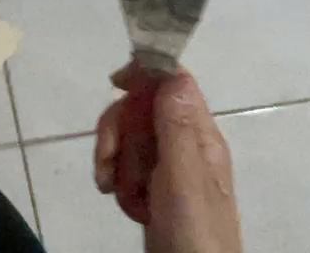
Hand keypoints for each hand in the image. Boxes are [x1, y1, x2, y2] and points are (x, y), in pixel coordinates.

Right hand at [93, 70, 241, 252]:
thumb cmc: (194, 237)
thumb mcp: (184, 181)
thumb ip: (177, 128)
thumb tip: (172, 72)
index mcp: (201, 137)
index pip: (173, 82)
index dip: (144, 75)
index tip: (115, 85)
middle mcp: (187, 145)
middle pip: (142, 107)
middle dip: (118, 128)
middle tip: (108, 159)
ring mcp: (170, 168)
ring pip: (130, 135)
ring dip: (114, 157)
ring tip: (112, 187)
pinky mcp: (154, 188)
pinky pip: (126, 163)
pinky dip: (116, 177)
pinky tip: (117, 197)